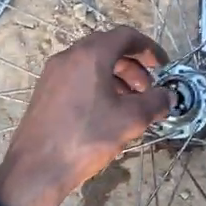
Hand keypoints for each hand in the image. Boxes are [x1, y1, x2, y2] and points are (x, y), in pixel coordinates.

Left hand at [0, 27, 173, 205]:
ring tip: (131, 103)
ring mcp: (53, 73)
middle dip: (133, 65)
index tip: (163, 67)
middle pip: (108, 48)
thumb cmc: (86, 137)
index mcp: (90, 55)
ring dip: (117, 76)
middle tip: (148, 89)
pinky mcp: (45, 91)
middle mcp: (69, 57)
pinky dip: (98, 85)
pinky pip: (78, 77)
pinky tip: (107, 112)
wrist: (36, 168)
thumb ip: (154, 103)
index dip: (149, 48)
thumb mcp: (130, 120)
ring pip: (92, 64)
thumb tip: (168, 97)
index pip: (125, 36)